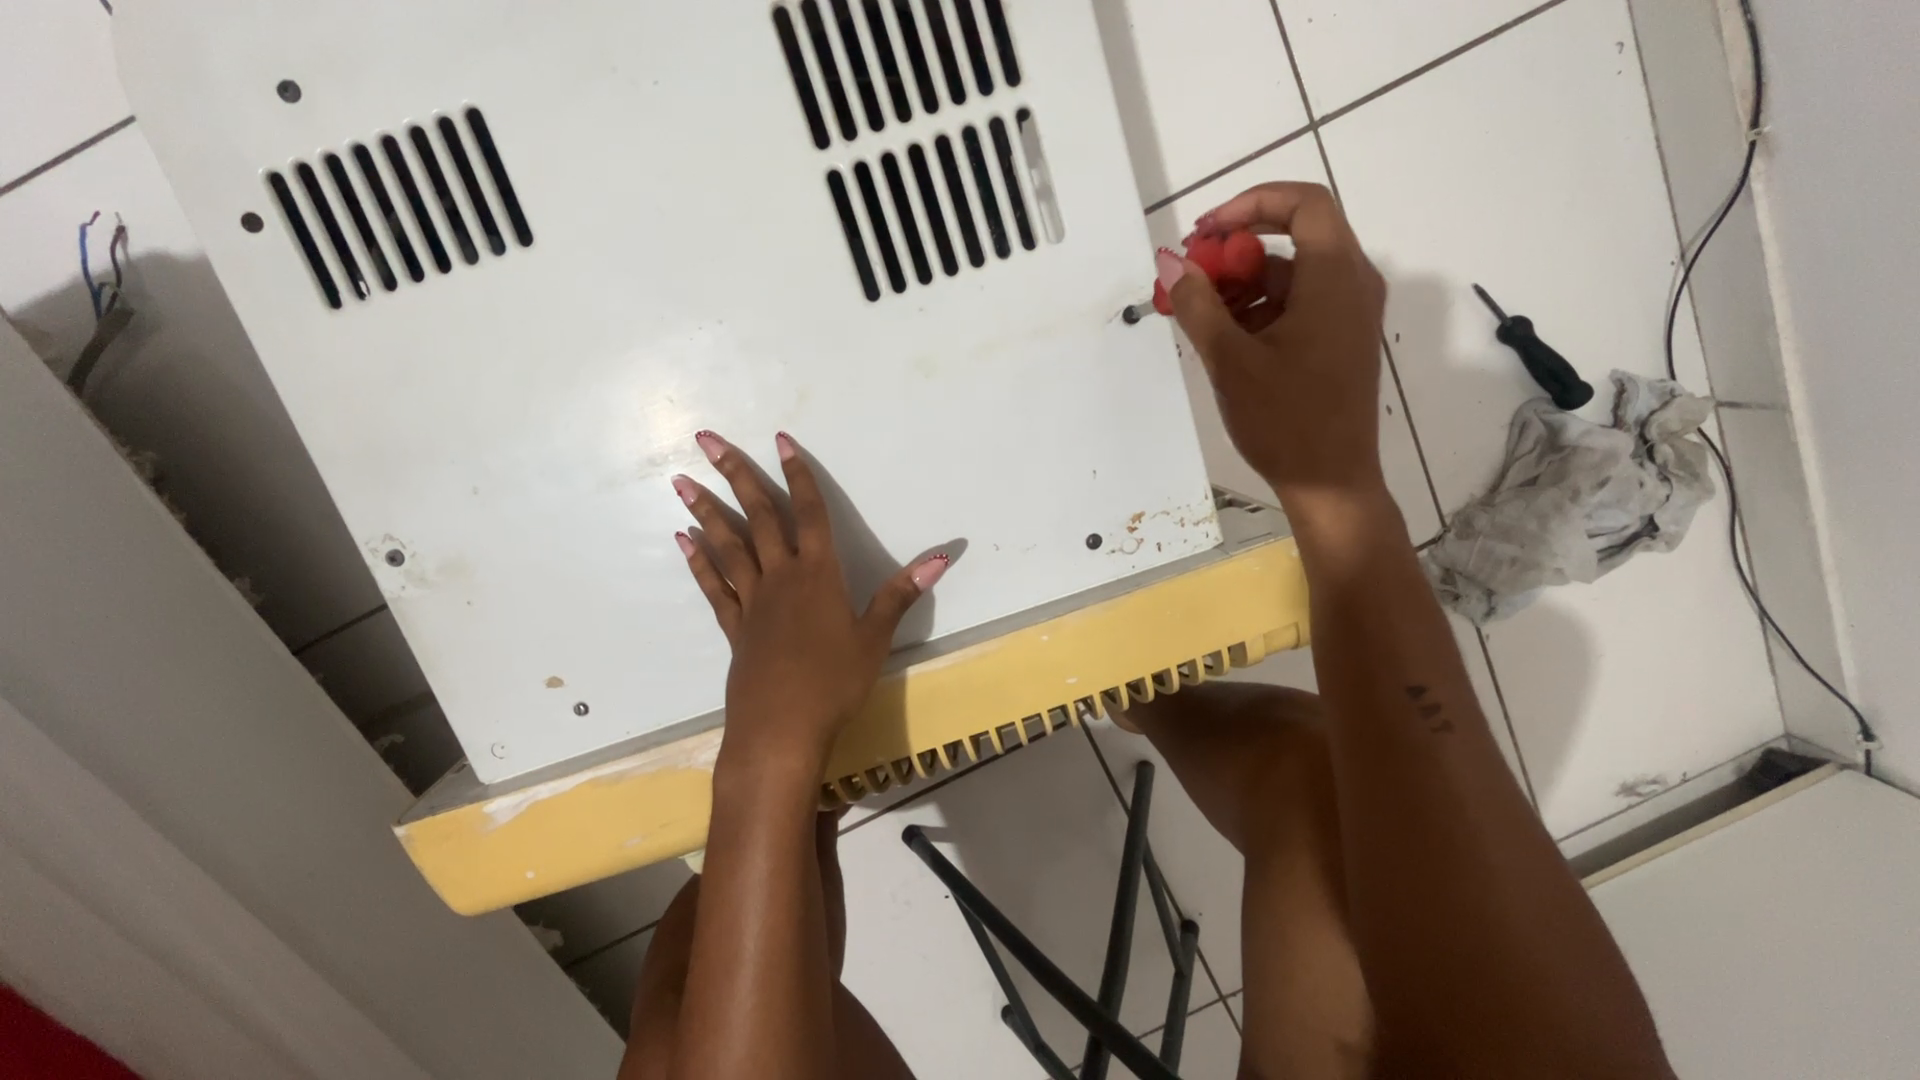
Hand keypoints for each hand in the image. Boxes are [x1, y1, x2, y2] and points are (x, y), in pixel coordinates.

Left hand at [672, 431, 948, 770]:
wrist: (781, 728)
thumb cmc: (834, 683)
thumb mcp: (875, 638)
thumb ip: (900, 594)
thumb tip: (940, 558)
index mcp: (819, 574)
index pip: (810, 513)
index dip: (798, 475)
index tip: (781, 441)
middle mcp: (781, 577)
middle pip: (758, 516)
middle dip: (735, 474)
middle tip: (707, 440)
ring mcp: (753, 601)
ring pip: (728, 545)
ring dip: (706, 510)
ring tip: (682, 481)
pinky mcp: (734, 627)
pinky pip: (714, 586)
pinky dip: (699, 561)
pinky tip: (685, 541)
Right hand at [1161, 182, 1389, 514]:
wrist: (1330, 482)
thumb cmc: (1285, 420)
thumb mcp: (1230, 361)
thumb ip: (1197, 305)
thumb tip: (1170, 264)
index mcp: (1335, 277)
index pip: (1304, 203)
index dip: (1249, 204)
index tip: (1204, 233)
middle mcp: (1351, 284)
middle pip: (1294, 237)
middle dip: (1236, 250)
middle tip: (1190, 276)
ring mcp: (1348, 314)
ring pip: (1291, 274)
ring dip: (1242, 284)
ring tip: (1197, 314)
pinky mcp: (1338, 340)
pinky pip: (1297, 304)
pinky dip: (1258, 309)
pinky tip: (1223, 338)